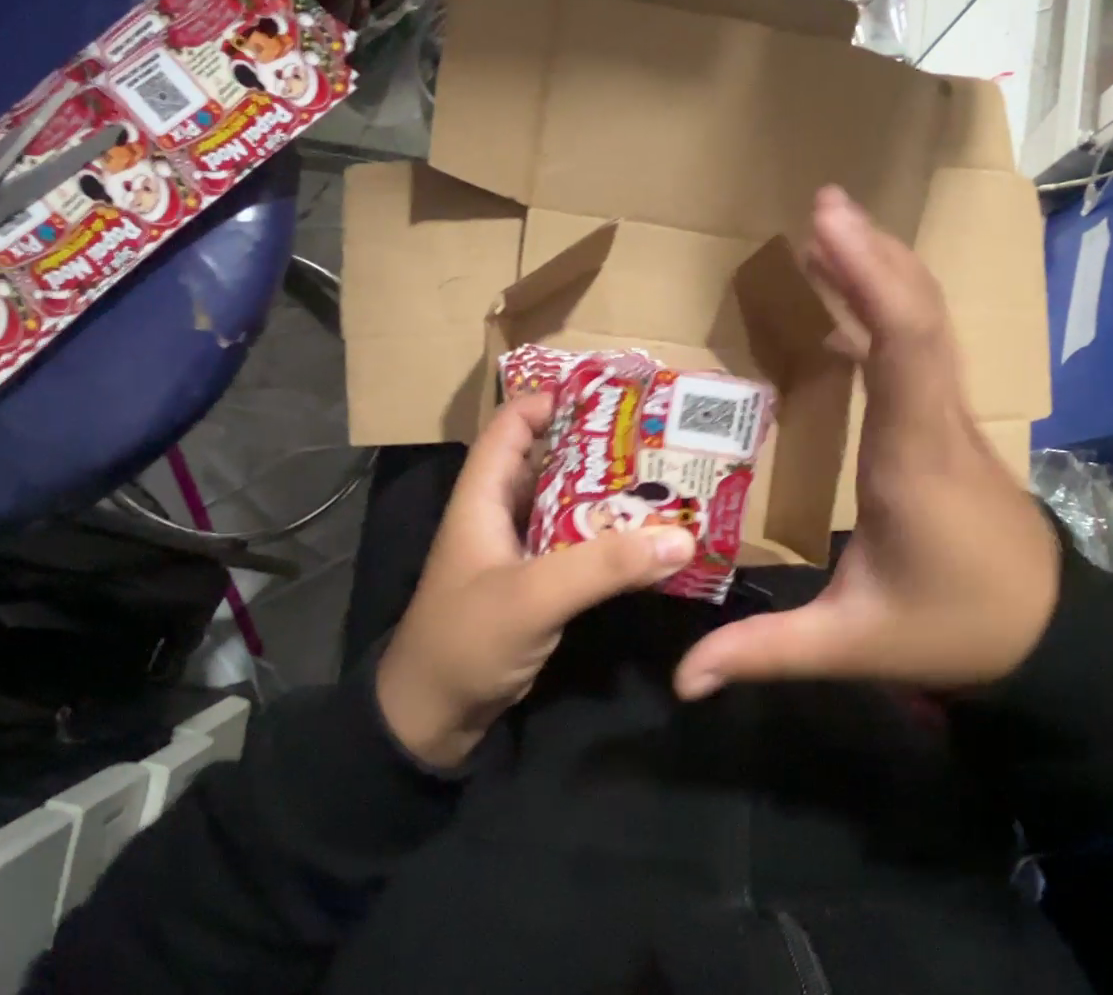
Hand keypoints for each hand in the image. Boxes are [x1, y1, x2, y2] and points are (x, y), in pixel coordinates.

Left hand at [378, 395, 696, 765]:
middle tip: (663, 442)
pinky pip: (578, 550)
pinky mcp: (536, 588)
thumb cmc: (467, 642)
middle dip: (602, 450)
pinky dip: (610, 542)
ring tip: (669, 485)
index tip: (616, 395)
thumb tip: (681, 535)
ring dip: (611, 499)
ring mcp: (519, 553)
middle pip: (551, 462)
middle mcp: (501, 515)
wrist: (432, 718)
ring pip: (569, 508)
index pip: (512, 424)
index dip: (554, 399)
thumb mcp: (532, 597)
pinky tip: (650, 544)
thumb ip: (603, 566)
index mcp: (483, 497)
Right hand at [672, 187, 1060, 699]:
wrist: (1048, 641)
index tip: (828, 222)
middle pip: (921, 317)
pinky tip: (854, 306)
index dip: (870, 278)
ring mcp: (954, 423)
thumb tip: (681, 679)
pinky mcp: (953, 431)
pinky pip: (925, 351)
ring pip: (930, 326)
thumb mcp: (852, 644)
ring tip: (831, 232)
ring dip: (885, 273)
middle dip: (873, 254)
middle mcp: (939, 425)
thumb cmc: (952, 632)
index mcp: (912, 461)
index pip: (904, 349)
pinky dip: (891, 311)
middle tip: (822, 204)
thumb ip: (763, 653)